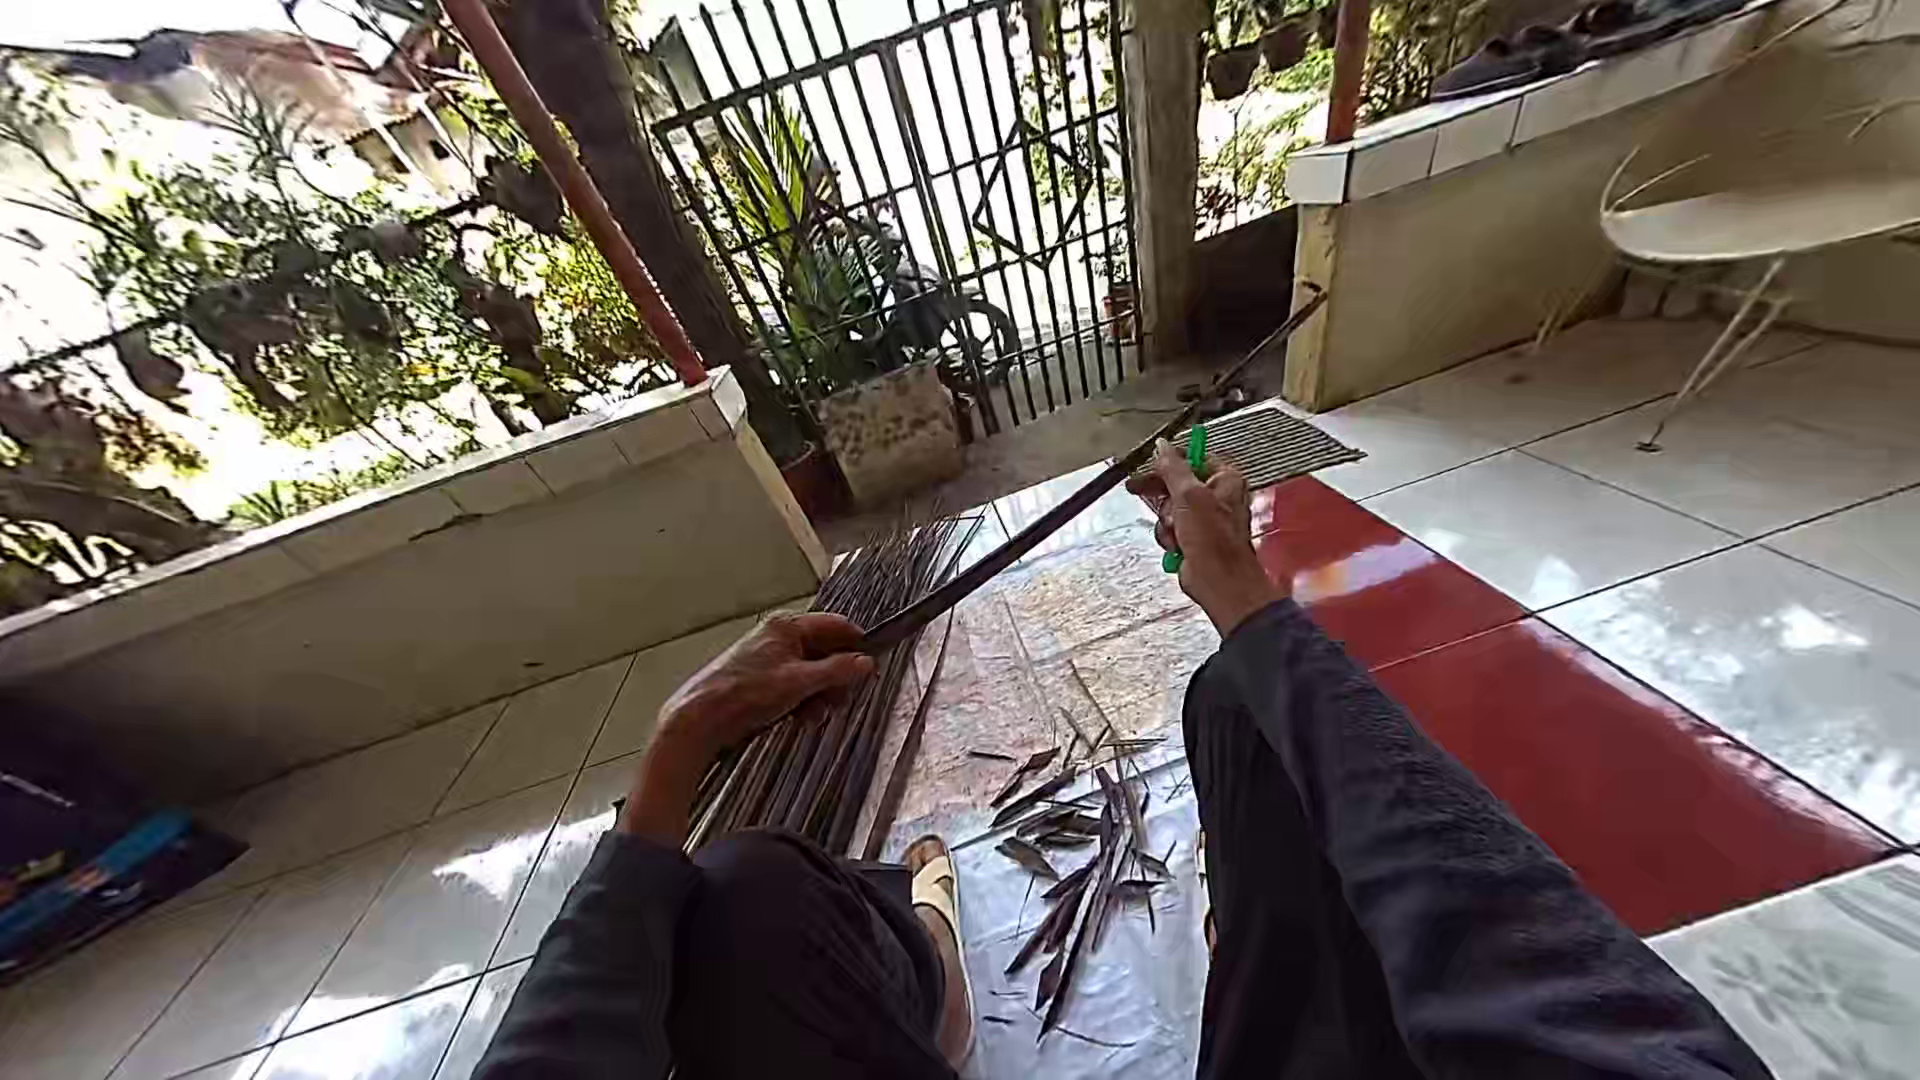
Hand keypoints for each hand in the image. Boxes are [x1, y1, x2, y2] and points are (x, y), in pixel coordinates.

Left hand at [619, 613, 874, 844]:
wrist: (699, 720)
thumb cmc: (745, 694)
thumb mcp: (800, 682)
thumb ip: (838, 670)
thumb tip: (866, 663)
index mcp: (788, 626)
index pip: (836, 626)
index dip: (855, 645)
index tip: (869, 668)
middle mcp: (780, 637)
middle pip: (826, 651)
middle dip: (835, 678)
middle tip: (839, 700)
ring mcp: (771, 659)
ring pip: (813, 672)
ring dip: (820, 694)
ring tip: (814, 714)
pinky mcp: (763, 681)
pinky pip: (796, 686)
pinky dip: (803, 701)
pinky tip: (800, 717)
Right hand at [1126, 439, 1285, 634]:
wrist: (1217, 580)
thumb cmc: (1216, 542)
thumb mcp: (1189, 496)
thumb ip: (1173, 468)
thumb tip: (1162, 447)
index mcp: (1224, 480)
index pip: (1192, 458)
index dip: (1169, 462)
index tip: (1151, 465)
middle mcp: (1216, 497)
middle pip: (1176, 483)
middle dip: (1162, 495)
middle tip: (1139, 488)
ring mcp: (1203, 518)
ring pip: (1168, 507)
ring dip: (1165, 521)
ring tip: (1176, 530)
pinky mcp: (1192, 537)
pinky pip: (1168, 527)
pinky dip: (1167, 536)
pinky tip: (1176, 545)